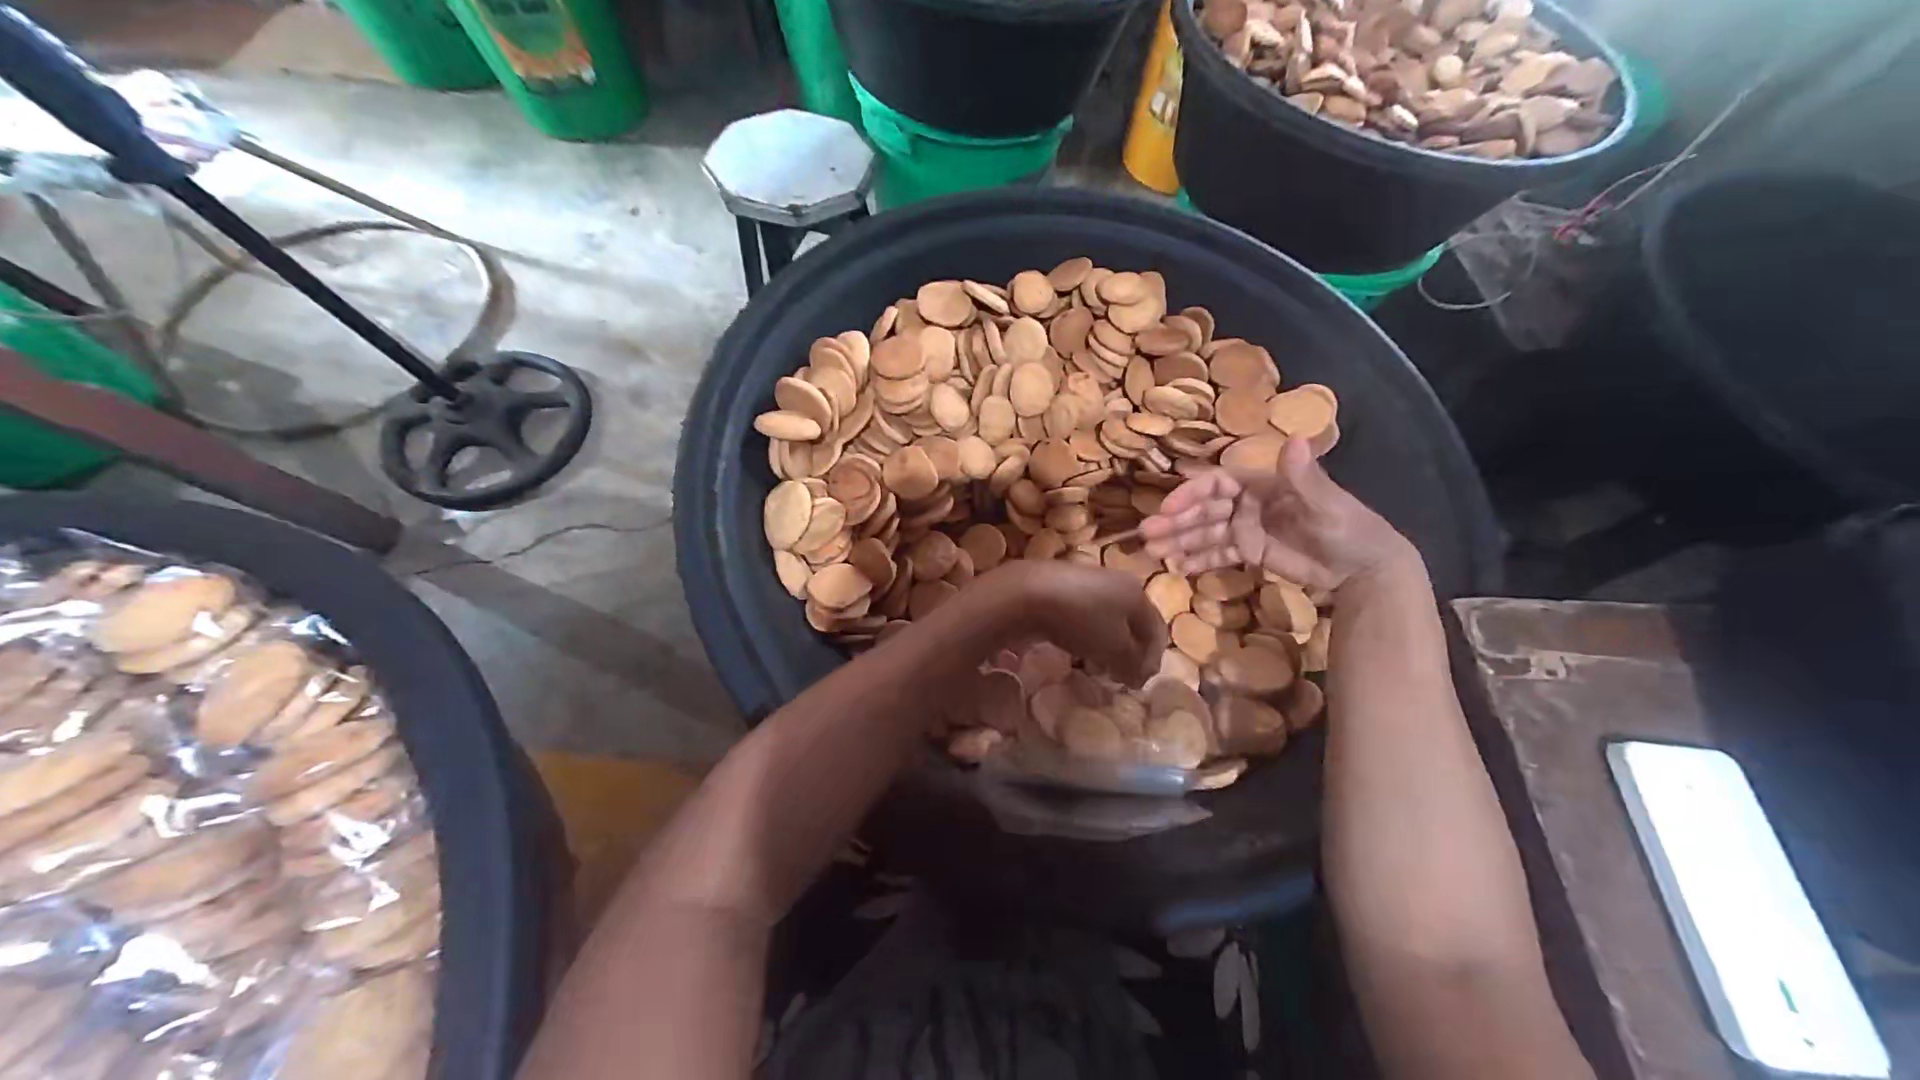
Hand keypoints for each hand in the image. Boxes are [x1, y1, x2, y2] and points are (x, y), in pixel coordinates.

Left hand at [963, 561, 1166, 686]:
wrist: (1029, 592)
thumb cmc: (1081, 621)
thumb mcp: (1114, 649)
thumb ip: (1133, 664)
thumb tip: (1139, 676)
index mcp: (1137, 594)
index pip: (1156, 631)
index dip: (1152, 660)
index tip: (1138, 684)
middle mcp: (1117, 583)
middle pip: (1132, 623)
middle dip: (1129, 651)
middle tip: (1118, 674)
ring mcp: (1088, 581)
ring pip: (1107, 618)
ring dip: (1106, 644)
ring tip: (1096, 664)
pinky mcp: (1062, 586)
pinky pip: (1084, 615)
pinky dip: (1086, 633)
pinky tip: (1074, 647)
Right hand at [1140, 437, 1418, 593]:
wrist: (1365, 568)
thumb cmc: (1349, 528)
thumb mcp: (1327, 504)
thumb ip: (1305, 477)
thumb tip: (1295, 439)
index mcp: (1263, 483)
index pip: (1218, 483)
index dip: (1191, 494)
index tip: (1167, 508)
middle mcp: (1249, 502)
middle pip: (1205, 509)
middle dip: (1175, 521)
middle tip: (1147, 534)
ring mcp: (1247, 528)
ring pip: (1205, 533)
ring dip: (1178, 541)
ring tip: (1152, 553)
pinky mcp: (1250, 552)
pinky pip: (1218, 554)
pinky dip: (1197, 560)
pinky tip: (1176, 567)